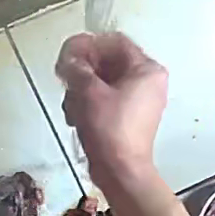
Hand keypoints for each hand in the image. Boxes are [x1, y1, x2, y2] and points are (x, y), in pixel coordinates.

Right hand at [55, 32, 167, 190]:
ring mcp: (139, 102)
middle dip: (82, 73)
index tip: (68, 59)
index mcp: (147, 70)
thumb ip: (76, 67)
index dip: (87, 46)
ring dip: (81, 92)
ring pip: (103, 83)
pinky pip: (106, 101)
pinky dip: (89, 106)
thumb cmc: (110, 130)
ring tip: (71, 107)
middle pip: (108, 63)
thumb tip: (69, 60)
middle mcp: (148, 83)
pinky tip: (76, 118)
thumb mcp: (88, 91)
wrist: (120, 172)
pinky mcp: (128, 119)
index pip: (114, 42)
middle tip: (66, 82)